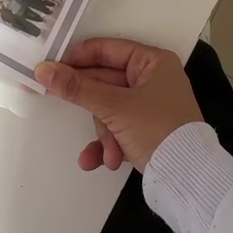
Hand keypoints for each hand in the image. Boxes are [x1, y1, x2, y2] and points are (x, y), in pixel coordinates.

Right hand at [36, 38, 202, 172]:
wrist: (190, 182)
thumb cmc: (157, 130)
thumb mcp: (114, 108)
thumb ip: (77, 88)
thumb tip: (43, 69)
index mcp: (152, 62)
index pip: (106, 50)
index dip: (77, 59)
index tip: (52, 69)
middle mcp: (152, 79)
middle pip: (105, 83)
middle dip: (93, 109)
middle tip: (60, 104)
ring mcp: (150, 106)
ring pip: (109, 110)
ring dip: (104, 134)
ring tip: (107, 154)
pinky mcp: (147, 130)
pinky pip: (119, 129)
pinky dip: (108, 145)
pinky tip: (96, 161)